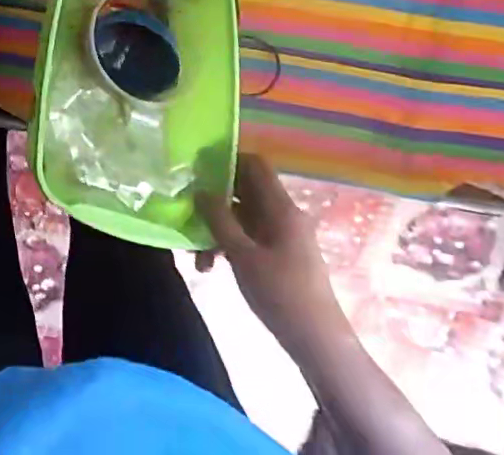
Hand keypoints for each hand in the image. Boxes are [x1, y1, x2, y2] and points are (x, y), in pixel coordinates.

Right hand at [198, 155, 349, 354]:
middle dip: (212, 199)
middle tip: (185, 208)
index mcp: (281, 209)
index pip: (255, 165)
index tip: (196, 168)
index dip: (227, 159)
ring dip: (215, 228)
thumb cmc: (281, 294)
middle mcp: (283, 216)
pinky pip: (247, 237)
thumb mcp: (242, 255)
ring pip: (241, 217)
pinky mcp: (278, 255)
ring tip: (192, 252)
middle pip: (244, 191)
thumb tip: (200, 190)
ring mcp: (282, 236)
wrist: (319, 344)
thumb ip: (219, 219)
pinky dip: (226, 244)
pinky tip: (208, 266)